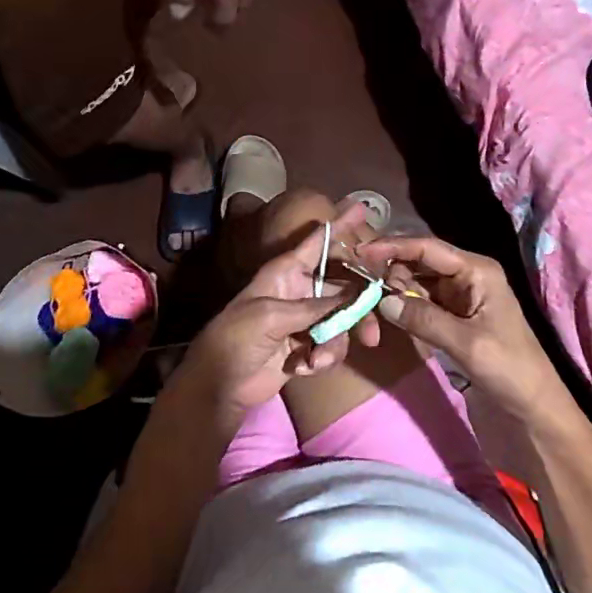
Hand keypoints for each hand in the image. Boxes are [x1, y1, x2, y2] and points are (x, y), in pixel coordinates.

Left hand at [173, 201, 380, 418]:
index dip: (340, 225)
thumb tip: (356, 297)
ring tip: (316, 361)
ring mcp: (304, 319)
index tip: (362, 207)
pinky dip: (321, 359)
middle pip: (343, 289)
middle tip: (372, 334)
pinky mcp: (306, 346)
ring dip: (333, 345)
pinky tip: (302, 369)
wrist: (219, 385)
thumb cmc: (236, 338)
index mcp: (285, 272)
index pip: (317, 243)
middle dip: (358, 313)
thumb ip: (316, 306)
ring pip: (341, 323)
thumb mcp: (273, 316)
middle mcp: (299, 290)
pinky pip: (330, 346)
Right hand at [357, 236, 580, 432]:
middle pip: (419, 261)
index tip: (361, 251)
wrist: (534, 407)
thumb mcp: (466, 343)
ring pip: (416, 282)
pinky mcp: (453, 317)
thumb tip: (382, 300)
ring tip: (372, 305)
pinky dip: (403, 306)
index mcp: (477, 270)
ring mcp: (459, 296)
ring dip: (394, 290)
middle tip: (363, 289)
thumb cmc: (510, 369)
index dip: (393, 247)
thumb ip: (424, 318)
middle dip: (391, 271)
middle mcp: (467, 276)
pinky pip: (420, 302)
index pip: (428, 247)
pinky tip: (387, 314)